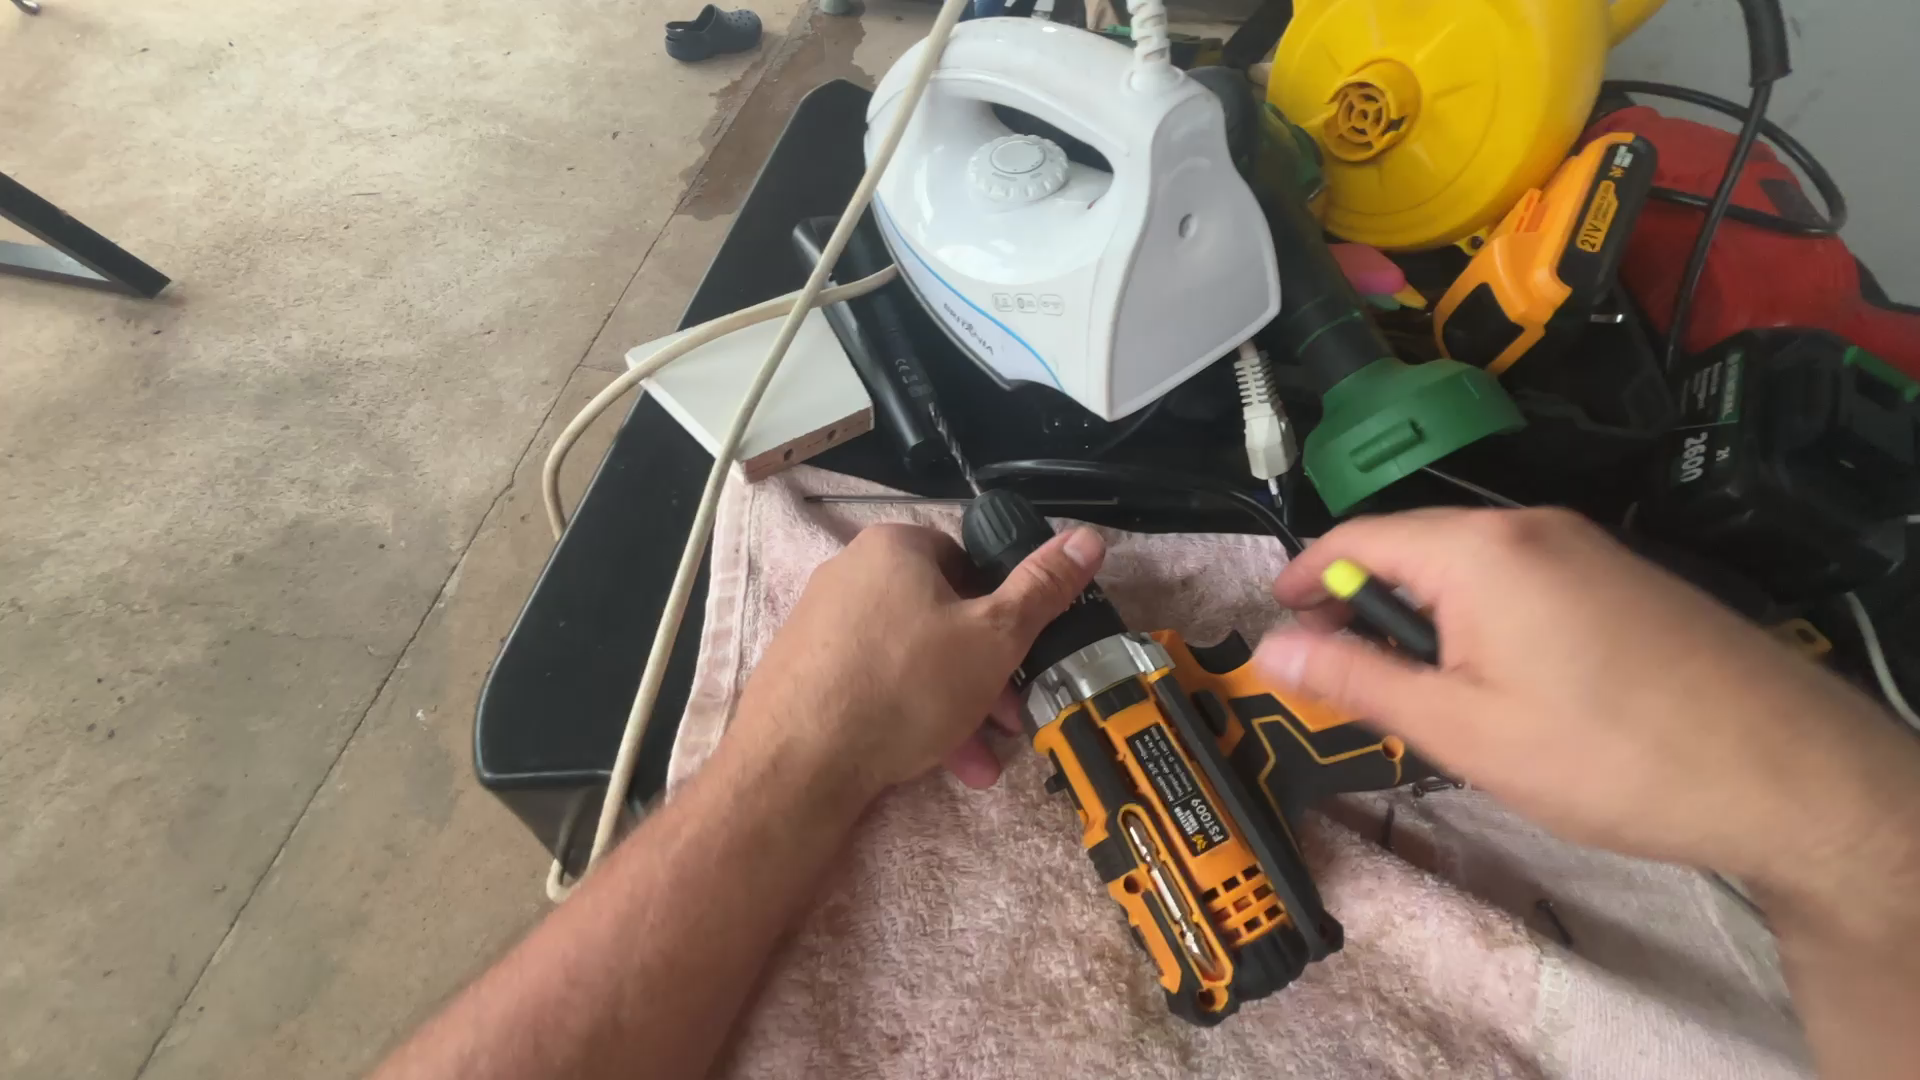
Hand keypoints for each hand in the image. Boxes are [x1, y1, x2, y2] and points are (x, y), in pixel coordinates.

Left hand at [728, 521, 1104, 801]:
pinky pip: (873, 681)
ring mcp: (822, 622)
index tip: (1019, 660)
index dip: (1002, 613)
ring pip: (910, 658)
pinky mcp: (805, 668)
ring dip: (952, 707)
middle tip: (1007, 722)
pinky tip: (932, 761)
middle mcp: (851, 573)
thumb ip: (1043, 589)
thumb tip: (1089, 538)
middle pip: (939, 618)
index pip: (967, 563)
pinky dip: (907, 714)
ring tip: (976, 762)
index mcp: (895, 547)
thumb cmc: (906, 685)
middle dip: (981, 676)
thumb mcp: (994, 637)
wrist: (796, 765)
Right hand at [1251, 507, 1919, 900]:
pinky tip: (1480, 668)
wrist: (1808, 787)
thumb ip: (1354, 678)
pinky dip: (1464, 609)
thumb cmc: (1609, 757)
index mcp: (1477, 552)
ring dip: (1410, 606)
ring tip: (1406, 674)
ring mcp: (1579, 544)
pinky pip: (1507, 574)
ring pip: (1456, 561)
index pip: (1354, 537)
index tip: (1278, 613)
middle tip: (1336, 657)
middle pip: (1405, 544)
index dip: (1303, 573)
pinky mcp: (1615, 572)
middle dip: (1356, 594)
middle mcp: (1527, 527)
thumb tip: (1271, 649)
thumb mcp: (1457, 727)